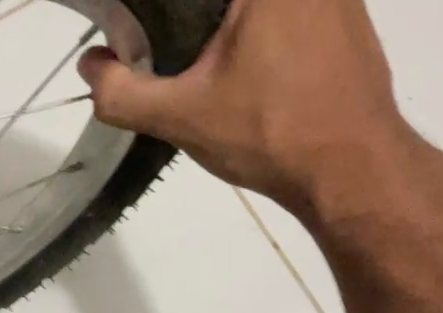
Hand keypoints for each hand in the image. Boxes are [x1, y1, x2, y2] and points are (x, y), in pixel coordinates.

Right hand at [78, 0, 436, 220]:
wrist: (350, 167)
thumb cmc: (268, 131)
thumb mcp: (180, 116)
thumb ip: (124, 91)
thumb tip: (91, 67)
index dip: (159, 15)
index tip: (138, 42)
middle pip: (221, 3)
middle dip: (190, 23)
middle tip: (169, 60)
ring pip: (255, 8)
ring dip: (227, 29)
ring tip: (206, 70)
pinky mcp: (351, 18)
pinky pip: (288, 14)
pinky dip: (259, 35)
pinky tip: (248, 78)